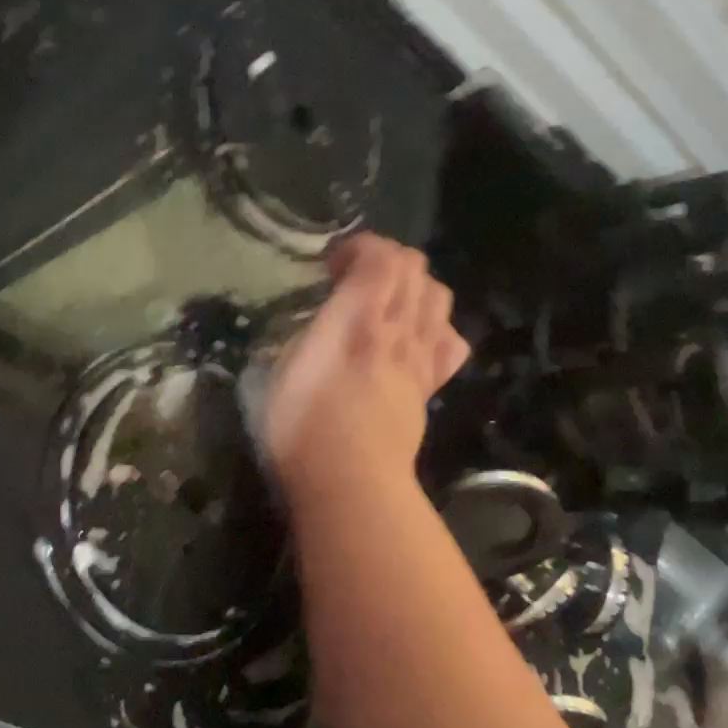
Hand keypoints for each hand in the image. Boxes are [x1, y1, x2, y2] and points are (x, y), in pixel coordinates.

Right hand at [265, 234, 468, 502]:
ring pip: (439, 298)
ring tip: (384, 305)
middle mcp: (398, 329)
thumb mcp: (279, 371)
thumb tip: (313, 329)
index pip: (381, 256)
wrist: (348, 481)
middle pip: (416, 268)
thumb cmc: (300, 426)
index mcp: (359, 318)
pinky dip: (434, 329)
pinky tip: (411, 342)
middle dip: (386, 260)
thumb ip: (302, 336)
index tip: (329, 263)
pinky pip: (448, 341)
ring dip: (414, 288)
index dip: (358, 246)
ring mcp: (419, 358)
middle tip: (353, 278)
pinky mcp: (428, 387)